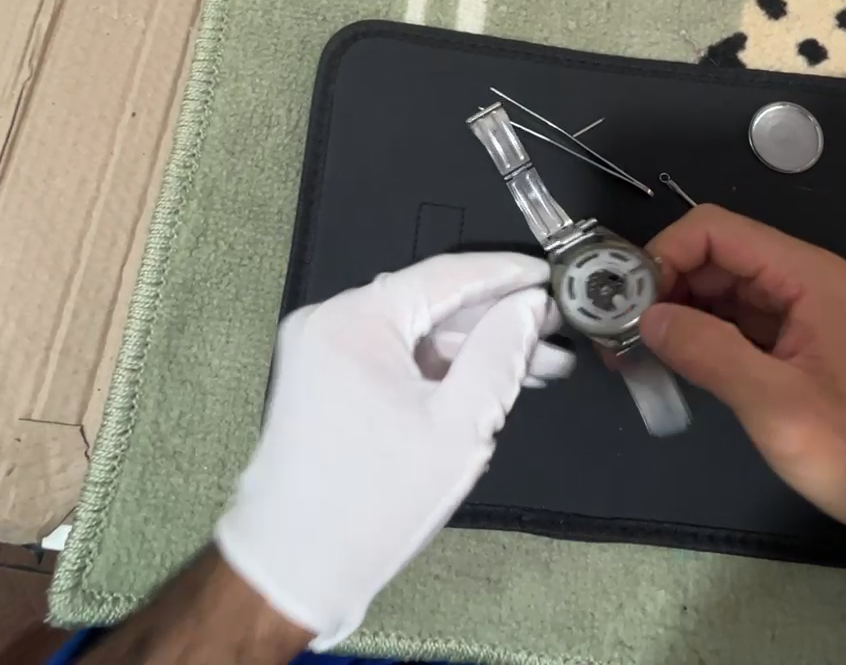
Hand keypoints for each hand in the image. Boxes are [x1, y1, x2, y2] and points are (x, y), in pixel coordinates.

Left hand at [215, 252, 555, 647]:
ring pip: (415, 332)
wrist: (292, 571)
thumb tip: (529, 305)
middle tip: (553, 328)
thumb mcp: (459, 426)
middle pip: (430, 303)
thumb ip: (500, 353)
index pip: (443, 276)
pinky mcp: (324, 376)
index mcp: (354, 319)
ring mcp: (323, 347)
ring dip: (472, 347)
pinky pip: (394, 355)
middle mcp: (331, 319)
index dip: (504, 273)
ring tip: (537, 363)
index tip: (549, 274)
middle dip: (494, 320)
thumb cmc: (374, 504)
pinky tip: (486, 381)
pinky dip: (438, 367)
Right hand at [637, 205, 845, 547]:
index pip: (716, 231)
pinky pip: (728, 318)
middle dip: (662, 283)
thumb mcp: (776, 403)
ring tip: (634, 346)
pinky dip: (694, 332)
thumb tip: (646, 317)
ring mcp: (794, 310)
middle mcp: (799, 280)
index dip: (666, 253)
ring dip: (673, 310)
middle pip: (712, 255)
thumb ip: (707, 351)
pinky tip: (668, 358)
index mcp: (805, 276)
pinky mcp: (787, 340)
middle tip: (620, 328)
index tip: (630, 299)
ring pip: (715, 287)